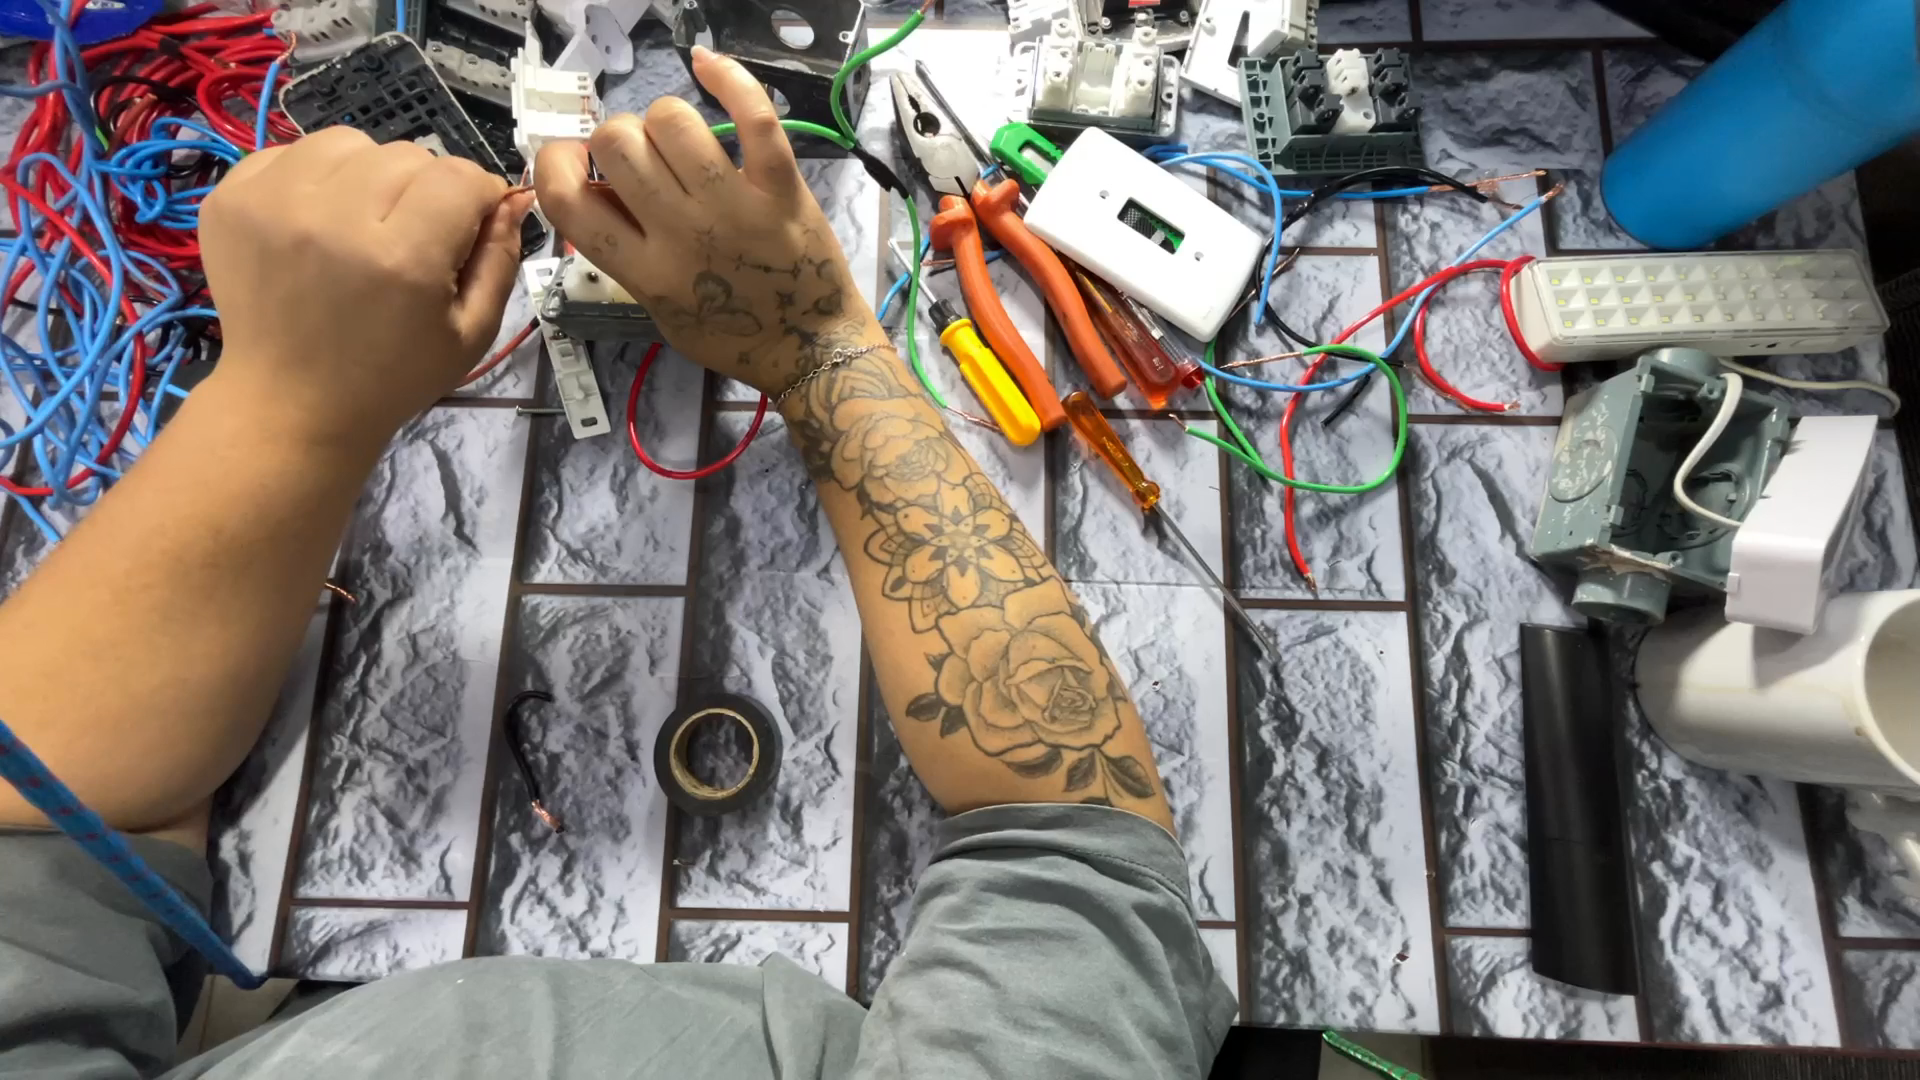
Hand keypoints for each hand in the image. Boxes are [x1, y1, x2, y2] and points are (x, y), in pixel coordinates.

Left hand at [199, 127, 532, 451]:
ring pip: (350, 141)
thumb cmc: (400, 373)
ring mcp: (273, 200)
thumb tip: (511, 199)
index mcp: (404, 259)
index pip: (458, 177)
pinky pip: (295, 151)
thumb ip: (498, 260)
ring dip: (378, 172)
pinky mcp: (232, 195)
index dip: (482, 192)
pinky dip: (325, 175)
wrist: (296, 398)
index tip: (481, 219)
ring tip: (377, 219)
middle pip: (408, 155)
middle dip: (434, 186)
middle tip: (428, 232)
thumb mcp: (474, 331)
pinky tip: (331, 219)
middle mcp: (335, 217)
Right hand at [534, 46, 871, 397]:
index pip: (568, 200)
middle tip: (646, 165)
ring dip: (667, 123)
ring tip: (684, 148)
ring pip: (671, 119)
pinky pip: (753, 116)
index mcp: (648, 273)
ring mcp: (736, 209)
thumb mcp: (664, 316)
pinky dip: (729, 79)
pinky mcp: (782, 191)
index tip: (576, 164)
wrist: (814, 352)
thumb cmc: (738, 339)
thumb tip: (596, 194)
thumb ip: (626, 261)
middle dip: (619, 142)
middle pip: (617, 143)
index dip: (556, 165)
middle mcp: (685, 235)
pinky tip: (707, 67)